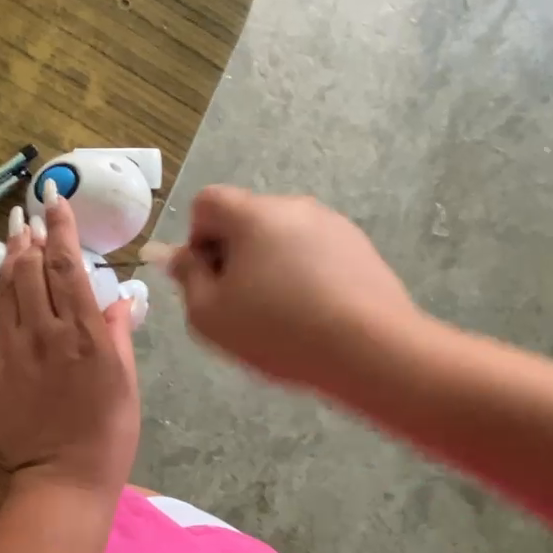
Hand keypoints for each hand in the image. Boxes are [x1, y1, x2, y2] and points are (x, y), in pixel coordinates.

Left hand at [0, 193, 139, 494]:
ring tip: (12, 238)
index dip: (60, 228)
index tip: (55, 201)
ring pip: (3, 292)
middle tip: (31, 218)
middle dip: (30, 237)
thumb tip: (119, 296)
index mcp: (82, 333)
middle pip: (31, 270)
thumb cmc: (108, 432)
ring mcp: (8, 352)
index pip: (68, 265)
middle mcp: (43, 332)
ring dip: (7, 260)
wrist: (66, 478)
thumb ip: (118, 333)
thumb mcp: (126, 380)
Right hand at [168, 187, 421, 393]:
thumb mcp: (209, 314)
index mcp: (252, 214)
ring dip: (269, 265)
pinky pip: (314, 253)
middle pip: (246, 220)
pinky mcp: (361, 248)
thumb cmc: (277, 330)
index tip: (209, 278)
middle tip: (239, 303)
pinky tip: (312, 314)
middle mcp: (293, 207)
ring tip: (280, 314)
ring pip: (281, 237)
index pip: (206, 202)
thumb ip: (187, 278)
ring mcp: (333, 224)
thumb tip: (180, 257)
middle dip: (234, 254)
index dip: (196, 238)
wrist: (372, 350)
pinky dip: (303, 275)